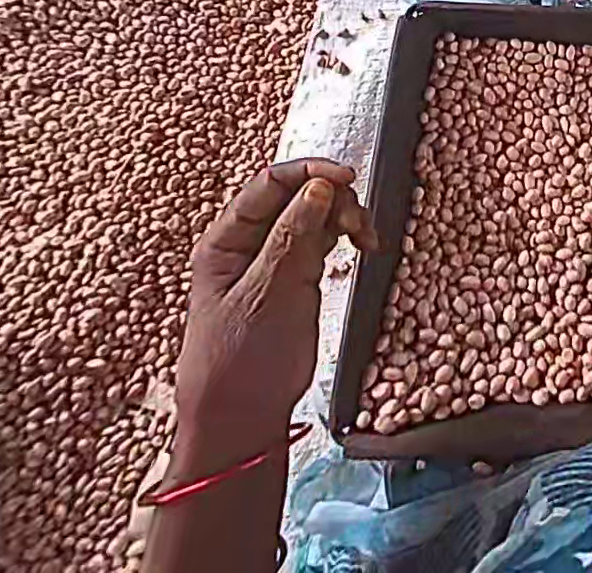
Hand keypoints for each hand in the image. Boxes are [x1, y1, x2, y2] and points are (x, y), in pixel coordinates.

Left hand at [172, 160, 377, 457]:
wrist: (245, 420)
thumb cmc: (241, 361)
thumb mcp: (267, 294)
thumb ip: (293, 236)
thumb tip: (320, 186)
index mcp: (227, 239)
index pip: (270, 184)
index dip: (310, 172)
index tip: (347, 178)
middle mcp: (251, 241)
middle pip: (298, 194)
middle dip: (333, 198)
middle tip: (357, 224)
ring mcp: (276, 256)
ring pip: (317, 212)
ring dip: (345, 216)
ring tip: (365, 239)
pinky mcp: (298, 272)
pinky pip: (326, 236)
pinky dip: (347, 235)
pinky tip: (364, 246)